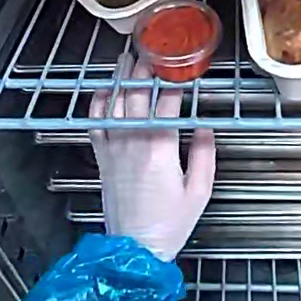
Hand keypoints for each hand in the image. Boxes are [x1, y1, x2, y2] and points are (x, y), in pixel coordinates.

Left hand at [89, 58, 215, 261]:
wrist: (135, 249)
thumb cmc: (168, 224)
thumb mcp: (199, 191)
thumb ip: (204, 154)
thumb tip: (204, 127)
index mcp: (160, 148)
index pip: (168, 103)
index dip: (176, 82)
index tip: (184, 71)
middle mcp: (133, 142)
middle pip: (138, 94)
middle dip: (146, 69)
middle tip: (152, 51)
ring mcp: (114, 148)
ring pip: (116, 102)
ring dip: (121, 78)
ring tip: (127, 59)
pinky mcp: (102, 157)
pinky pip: (96, 122)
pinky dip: (98, 103)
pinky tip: (105, 90)